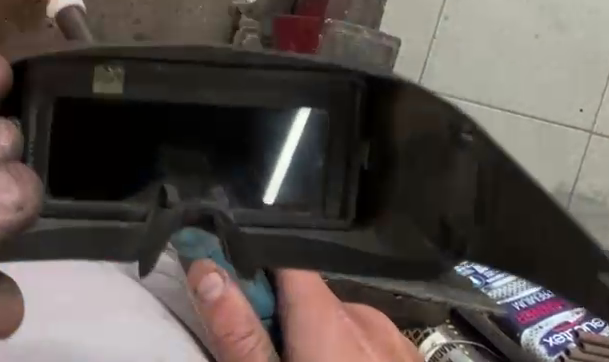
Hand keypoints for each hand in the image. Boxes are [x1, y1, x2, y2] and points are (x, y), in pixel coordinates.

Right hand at [186, 263, 421, 361]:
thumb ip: (238, 335)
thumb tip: (205, 267)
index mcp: (332, 320)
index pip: (284, 258)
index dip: (252, 263)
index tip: (229, 291)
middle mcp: (371, 323)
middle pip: (312, 298)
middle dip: (285, 321)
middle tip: (269, 361)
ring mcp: (403, 351)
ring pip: (345, 329)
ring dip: (320, 348)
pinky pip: (376, 353)